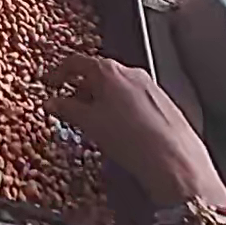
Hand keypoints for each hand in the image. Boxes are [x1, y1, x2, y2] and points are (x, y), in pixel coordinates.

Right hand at [48, 55, 225, 207]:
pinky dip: (120, 108)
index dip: (59, 73)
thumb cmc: (129, 138)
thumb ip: (67, 108)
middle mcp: (131, 72)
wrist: (174, 162)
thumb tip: (52, 102)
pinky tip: (120, 130)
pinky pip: (134, 99)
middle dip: (81, 89)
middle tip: (70, 106)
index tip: (50, 83)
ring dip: (102, 99)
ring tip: (94, 122)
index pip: (77, 63)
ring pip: (118, 87)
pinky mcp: (164, 103)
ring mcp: (151, 87)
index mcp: (109, 71)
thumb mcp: (89, 123)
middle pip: (98, 74)